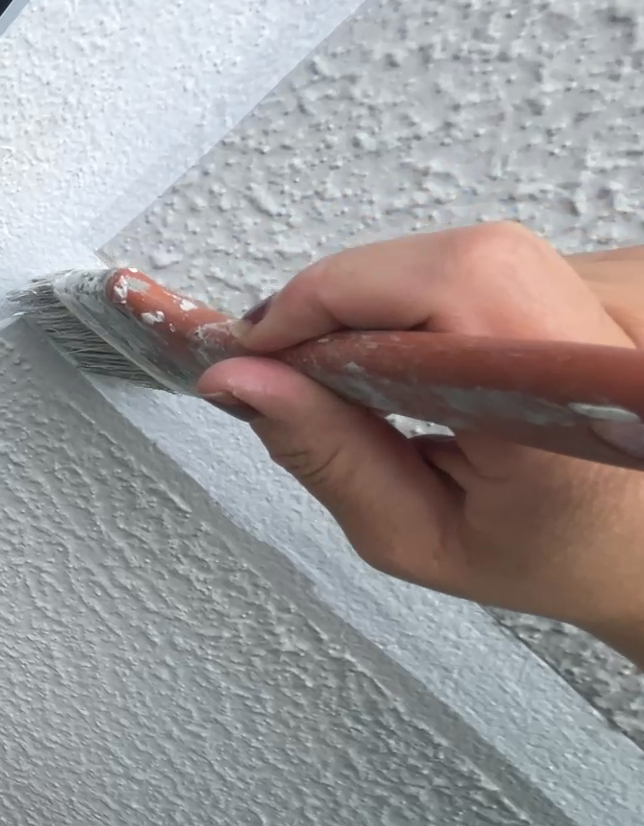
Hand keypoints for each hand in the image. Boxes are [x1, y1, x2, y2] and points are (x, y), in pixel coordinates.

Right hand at [197, 223, 643, 666]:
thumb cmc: (550, 555)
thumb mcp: (411, 535)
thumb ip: (325, 454)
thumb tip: (234, 379)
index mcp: (582, 411)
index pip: (453, 282)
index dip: (332, 297)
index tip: (254, 350)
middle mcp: (636, 322)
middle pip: (449, 259)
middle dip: (337, 304)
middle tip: (282, 369)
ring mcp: (643, 285)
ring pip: (459, 259)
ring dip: (376, 310)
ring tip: (350, 378)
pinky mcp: (630, 270)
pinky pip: (489, 265)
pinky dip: (419, 306)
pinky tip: (410, 361)